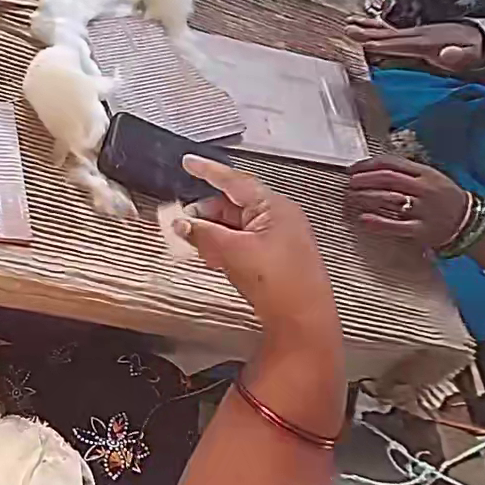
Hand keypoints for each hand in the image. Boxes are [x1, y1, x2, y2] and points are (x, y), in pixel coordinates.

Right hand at [176, 156, 340, 343]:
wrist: (303, 322)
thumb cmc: (281, 283)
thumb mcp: (232, 251)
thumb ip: (203, 233)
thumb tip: (182, 223)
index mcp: (274, 206)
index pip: (234, 181)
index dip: (208, 171)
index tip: (189, 163)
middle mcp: (278, 217)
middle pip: (231, 205)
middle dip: (205, 214)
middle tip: (182, 224)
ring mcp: (278, 238)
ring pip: (235, 226)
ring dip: (213, 234)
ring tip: (198, 247)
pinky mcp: (274, 258)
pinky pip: (242, 242)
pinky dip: (224, 247)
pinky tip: (214, 259)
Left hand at [344, 155, 470, 249]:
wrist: (471, 224)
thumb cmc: (444, 199)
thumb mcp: (431, 178)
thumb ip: (407, 172)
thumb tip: (374, 168)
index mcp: (426, 174)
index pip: (392, 163)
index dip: (368, 164)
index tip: (352, 169)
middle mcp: (425, 189)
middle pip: (387, 178)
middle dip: (363, 179)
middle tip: (349, 183)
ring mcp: (424, 210)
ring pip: (389, 199)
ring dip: (365, 196)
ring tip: (350, 197)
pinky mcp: (422, 230)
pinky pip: (396, 226)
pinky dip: (377, 222)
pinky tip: (363, 219)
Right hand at [345, 17, 482, 72]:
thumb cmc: (478, 51)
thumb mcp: (474, 56)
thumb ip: (459, 56)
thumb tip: (445, 54)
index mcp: (427, 43)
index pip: (400, 44)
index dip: (383, 44)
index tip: (365, 44)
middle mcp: (420, 35)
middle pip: (388, 34)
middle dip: (368, 33)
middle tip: (348, 29)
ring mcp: (418, 33)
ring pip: (388, 31)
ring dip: (369, 27)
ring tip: (350, 24)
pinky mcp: (419, 34)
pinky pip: (394, 31)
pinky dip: (379, 28)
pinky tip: (371, 27)